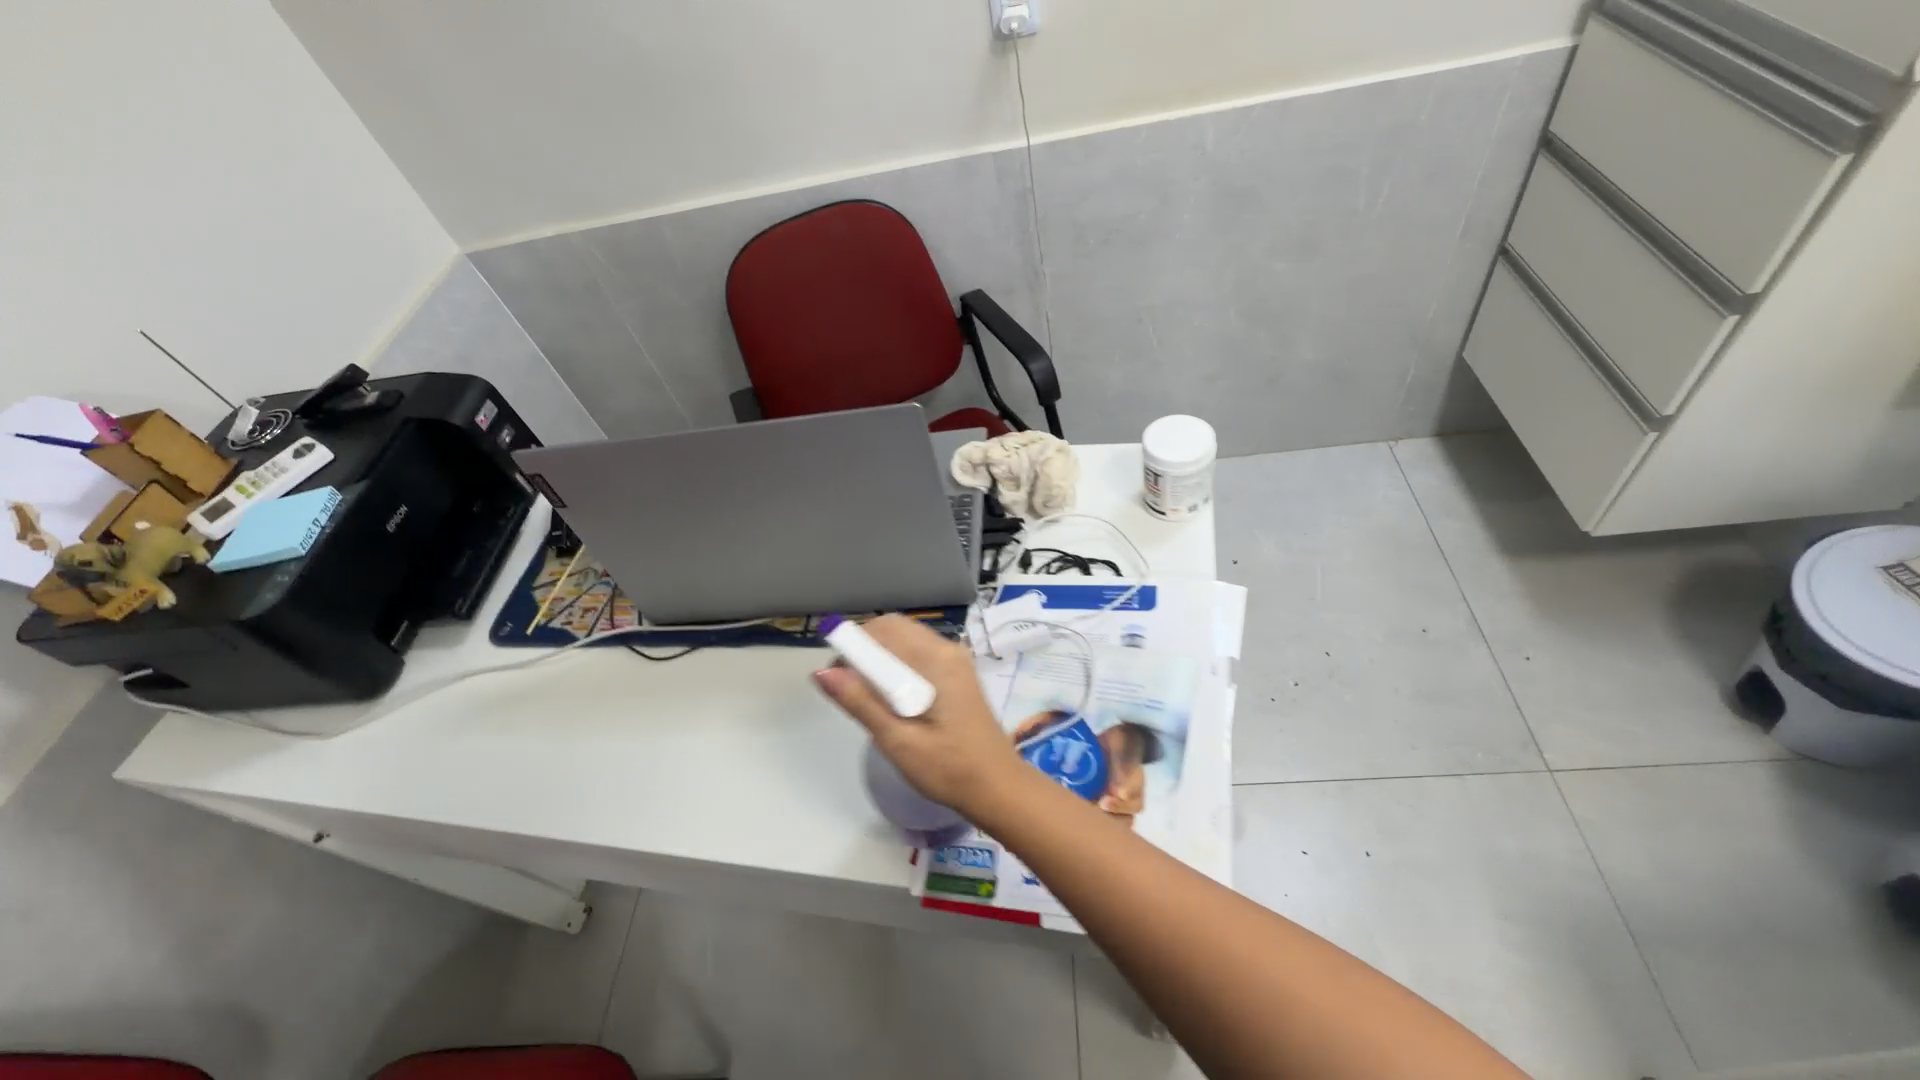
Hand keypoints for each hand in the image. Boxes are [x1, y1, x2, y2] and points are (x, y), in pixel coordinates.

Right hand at [813, 614, 1021, 815]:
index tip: (836, 677)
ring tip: (868, 698)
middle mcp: (947, 650)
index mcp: (935, 660)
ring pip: (906, 640)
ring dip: (880, 658)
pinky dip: (897, 666)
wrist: (997, 788)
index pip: (882, 630)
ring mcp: (956, 660)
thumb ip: (860, 703)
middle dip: (864, 649)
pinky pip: (919, 654)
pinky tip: (892, 700)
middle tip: (848, 688)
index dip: (852, 645)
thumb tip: (822, 671)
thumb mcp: (897, 740)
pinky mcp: (958, 674)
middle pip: (894, 629)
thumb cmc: (948, 769)